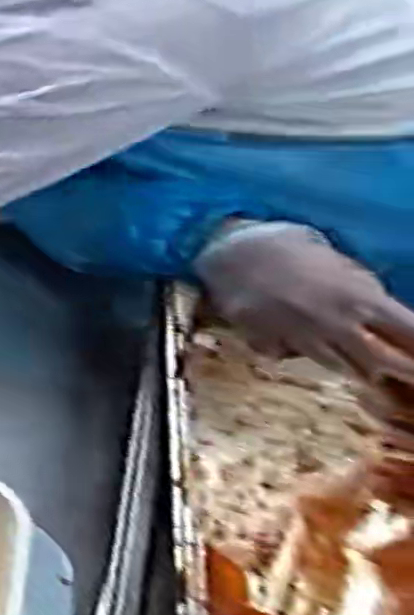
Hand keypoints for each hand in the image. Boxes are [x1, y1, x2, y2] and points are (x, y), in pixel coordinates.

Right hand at [195, 222, 413, 398]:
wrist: (219, 243)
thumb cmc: (283, 244)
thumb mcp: (336, 262)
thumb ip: (363, 292)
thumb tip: (382, 317)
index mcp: (361, 299)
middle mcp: (332, 321)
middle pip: (385, 362)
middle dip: (402, 369)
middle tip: (404, 372)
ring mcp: (292, 330)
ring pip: (337, 365)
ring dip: (349, 366)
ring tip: (354, 365)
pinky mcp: (256, 332)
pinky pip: (280, 352)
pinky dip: (286, 351)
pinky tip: (286, 343)